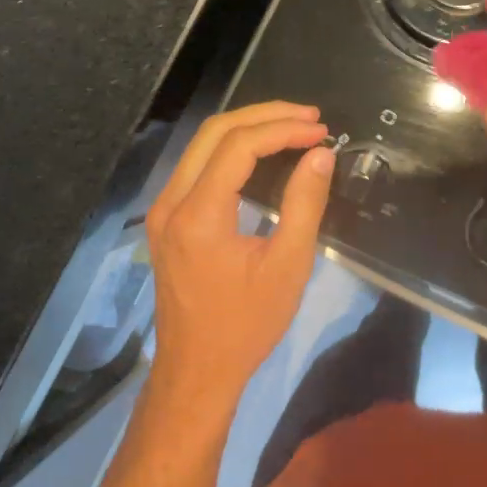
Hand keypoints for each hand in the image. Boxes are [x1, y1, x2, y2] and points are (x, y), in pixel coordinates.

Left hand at [145, 101, 334, 394]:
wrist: (198, 370)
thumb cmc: (247, 324)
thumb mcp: (288, 265)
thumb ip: (304, 204)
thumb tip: (321, 155)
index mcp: (199, 215)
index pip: (239, 146)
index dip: (283, 130)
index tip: (322, 132)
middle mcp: (172, 203)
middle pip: (215, 133)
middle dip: (266, 116)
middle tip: (312, 119)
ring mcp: (164, 211)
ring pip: (202, 145)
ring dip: (249, 128)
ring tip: (295, 128)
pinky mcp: (169, 221)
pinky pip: (199, 166)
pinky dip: (234, 149)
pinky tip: (265, 153)